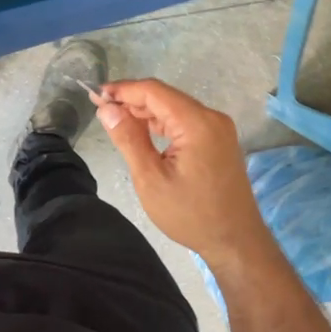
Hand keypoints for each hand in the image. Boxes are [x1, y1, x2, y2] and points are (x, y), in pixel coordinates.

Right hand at [96, 79, 259, 259]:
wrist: (235, 241)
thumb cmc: (190, 214)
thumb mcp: (151, 178)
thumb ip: (128, 139)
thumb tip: (107, 109)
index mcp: (196, 123)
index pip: (153, 91)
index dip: (122, 90)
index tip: (95, 95)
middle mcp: (211, 118)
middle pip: (165, 97)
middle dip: (131, 100)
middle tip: (100, 109)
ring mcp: (218, 129)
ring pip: (174, 109)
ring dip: (144, 112)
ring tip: (114, 120)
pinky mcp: (218, 141)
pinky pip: (184, 122)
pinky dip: (161, 123)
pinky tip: (141, 132)